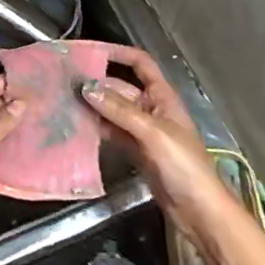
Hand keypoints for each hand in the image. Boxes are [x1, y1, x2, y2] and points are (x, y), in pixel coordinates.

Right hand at [80, 46, 237, 245]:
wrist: (199, 212)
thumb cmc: (184, 165)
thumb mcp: (153, 133)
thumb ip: (120, 111)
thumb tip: (87, 88)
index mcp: (163, 97)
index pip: (141, 64)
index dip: (119, 54)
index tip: (91, 52)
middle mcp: (152, 109)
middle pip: (121, 89)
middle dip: (97, 85)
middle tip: (65, 84)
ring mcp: (143, 132)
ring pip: (114, 112)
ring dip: (94, 108)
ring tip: (64, 104)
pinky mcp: (136, 152)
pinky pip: (113, 133)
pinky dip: (97, 130)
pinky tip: (77, 129)